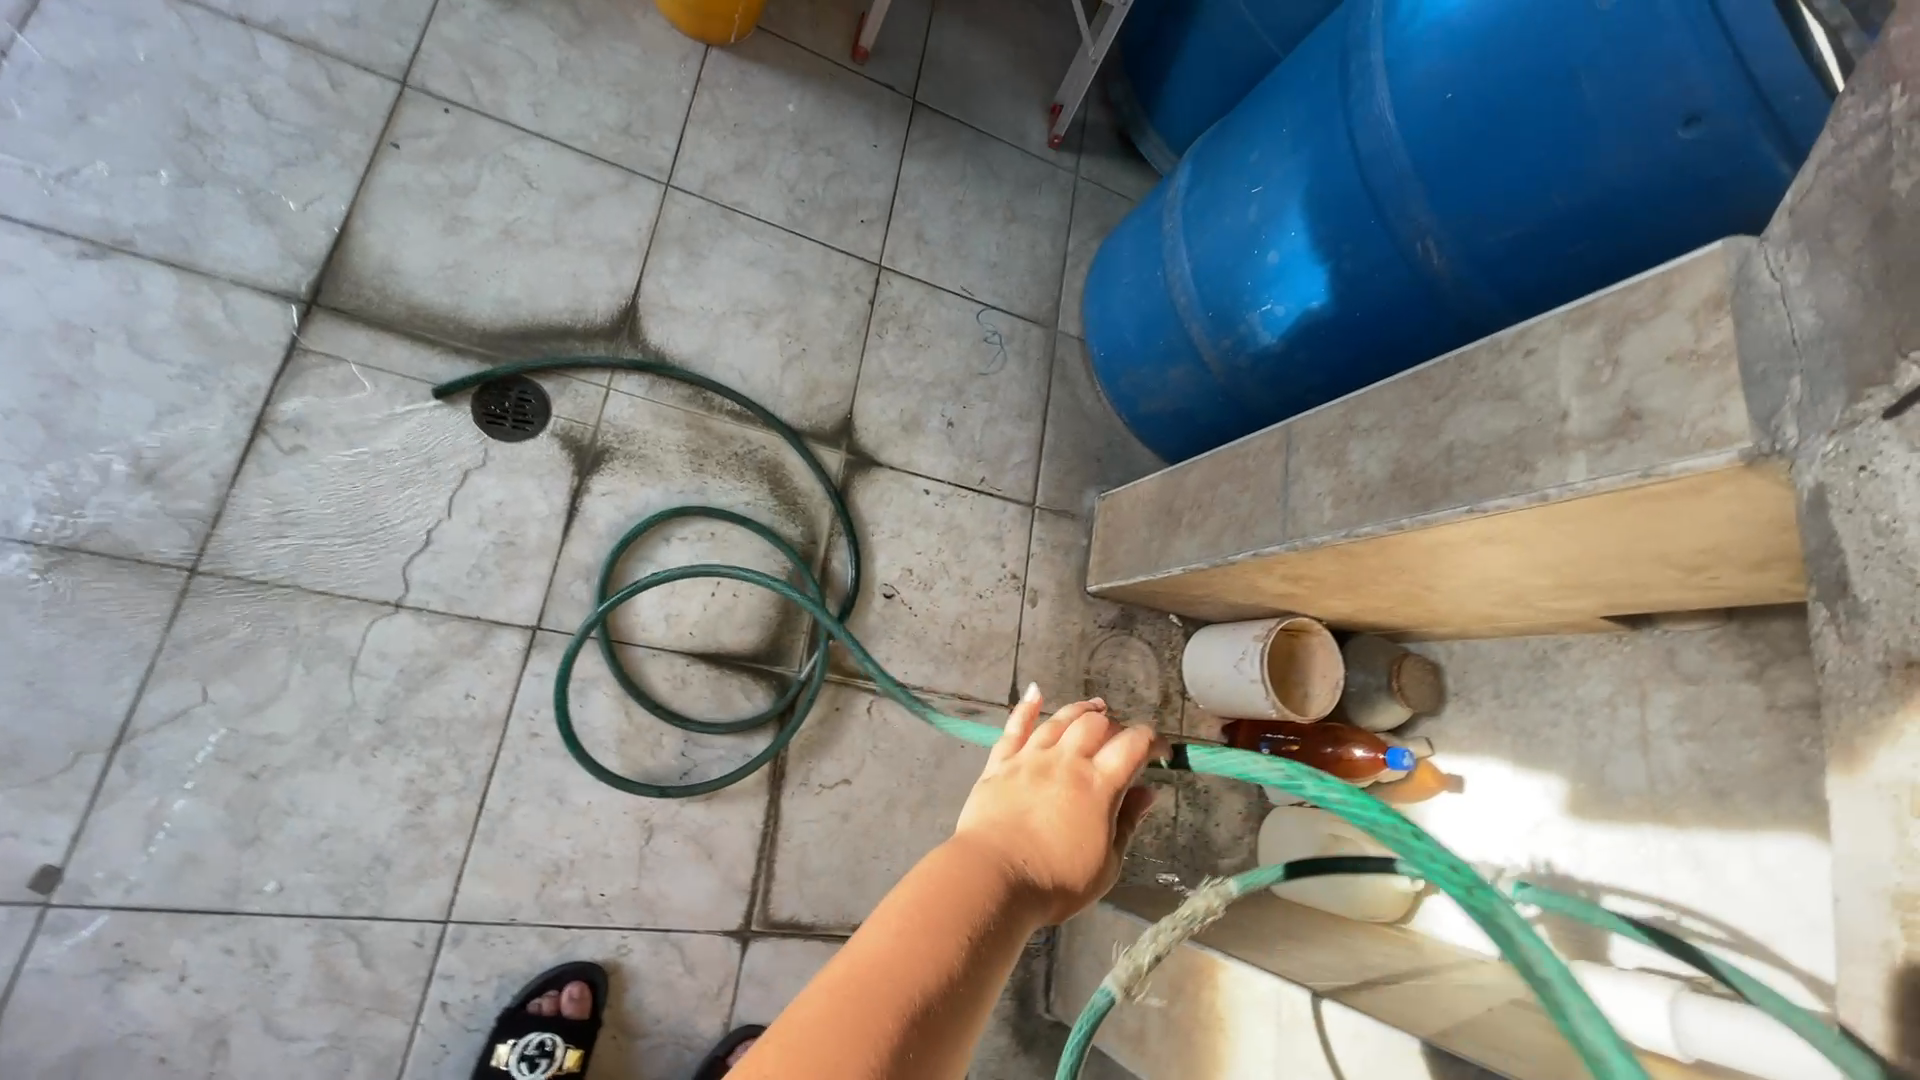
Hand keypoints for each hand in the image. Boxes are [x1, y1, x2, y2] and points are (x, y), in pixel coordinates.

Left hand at [948, 685, 1162, 924]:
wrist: (994, 877)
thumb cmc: (1056, 881)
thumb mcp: (1107, 863)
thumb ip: (1127, 822)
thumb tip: (1148, 791)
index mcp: (1098, 784)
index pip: (1133, 745)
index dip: (1153, 742)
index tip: (1161, 752)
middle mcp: (1066, 760)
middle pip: (1096, 725)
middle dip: (1115, 725)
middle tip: (1121, 738)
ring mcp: (1030, 757)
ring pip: (1059, 719)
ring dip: (1081, 710)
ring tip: (1096, 707)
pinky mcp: (1000, 763)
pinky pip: (1015, 726)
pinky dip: (1027, 707)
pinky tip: (1036, 693)